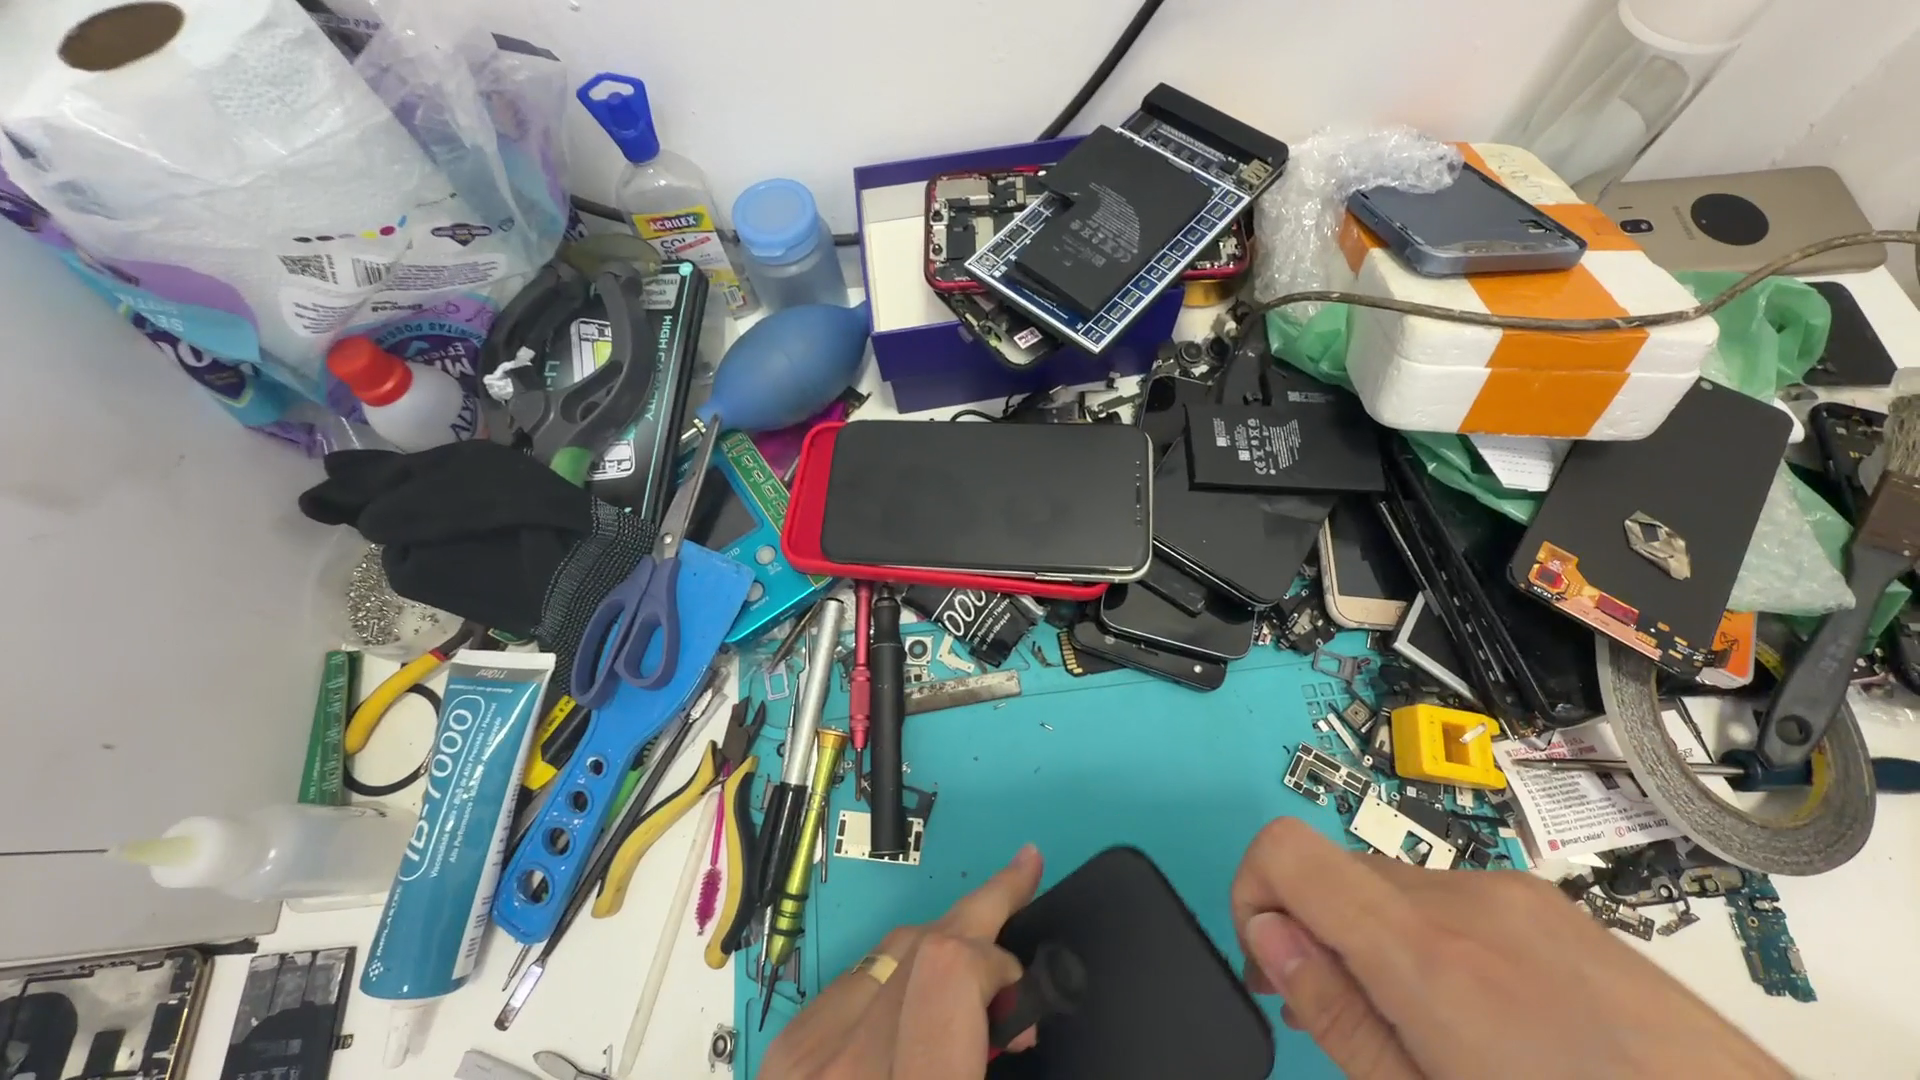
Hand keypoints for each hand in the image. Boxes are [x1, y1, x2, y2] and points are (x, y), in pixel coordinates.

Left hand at [761, 844, 1043, 1078]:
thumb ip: (999, 1064)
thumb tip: (1020, 1020)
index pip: (947, 968)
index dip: (1000, 956)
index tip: (1027, 981)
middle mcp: (846, 1068)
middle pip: (921, 944)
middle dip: (985, 907)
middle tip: (1024, 872)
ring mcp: (805, 1056)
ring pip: (890, 949)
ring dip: (944, 940)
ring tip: (982, 945)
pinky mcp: (786, 1052)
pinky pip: (858, 977)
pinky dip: (901, 970)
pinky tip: (923, 985)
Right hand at [1230, 819, 1787, 1078]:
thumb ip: (1336, 1013)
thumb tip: (1268, 934)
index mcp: (1428, 953)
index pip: (1285, 850)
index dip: (1254, 896)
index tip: (1274, 966)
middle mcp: (1466, 898)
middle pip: (1336, 872)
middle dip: (1316, 932)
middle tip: (1340, 1019)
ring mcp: (1518, 895)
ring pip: (1394, 887)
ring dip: (1376, 939)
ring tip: (1420, 1029)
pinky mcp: (1557, 907)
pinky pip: (1453, 898)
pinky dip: (1432, 938)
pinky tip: (1481, 1016)